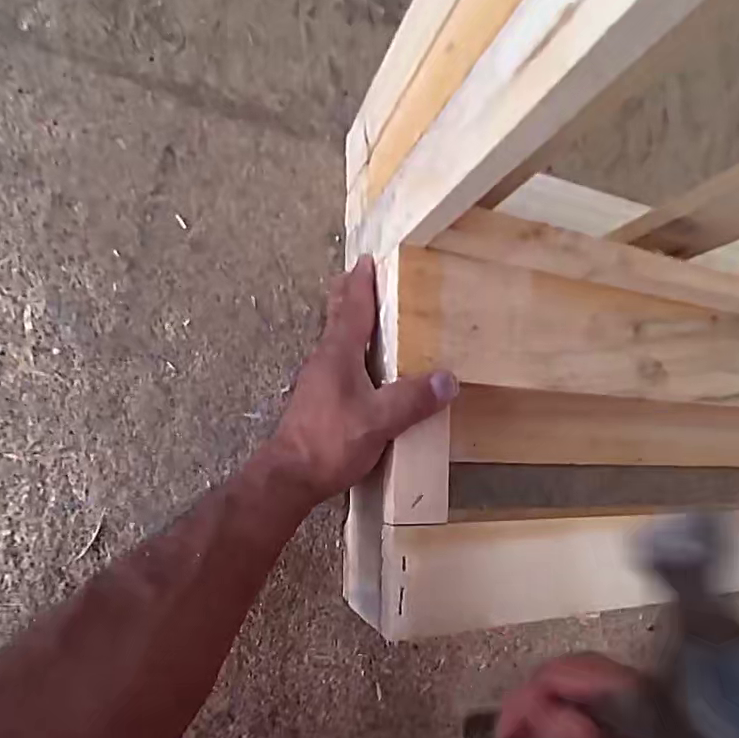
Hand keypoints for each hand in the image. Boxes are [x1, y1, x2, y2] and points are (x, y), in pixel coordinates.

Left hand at [257, 255, 457, 506]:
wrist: (290, 476)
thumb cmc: (331, 441)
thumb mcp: (379, 420)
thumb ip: (412, 399)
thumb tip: (448, 380)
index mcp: (338, 355)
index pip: (352, 309)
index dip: (362, 285)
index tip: (367, 261)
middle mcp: (323, 362)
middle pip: (337, 319)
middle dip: (348, 296)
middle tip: (356, 277)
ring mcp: (316, 383)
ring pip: (334, 343)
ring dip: (347, 325)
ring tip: (363, 319)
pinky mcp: (315, 404)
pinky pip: (335, 366)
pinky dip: (348, 354)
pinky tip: (357, 370)